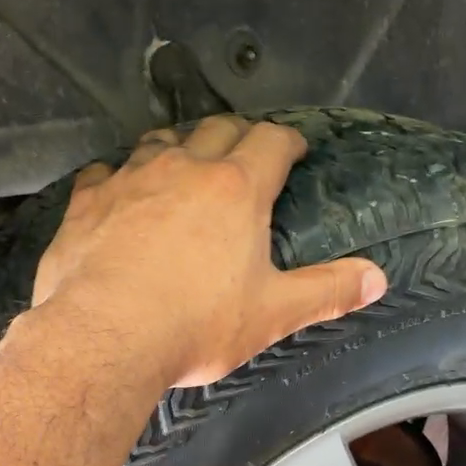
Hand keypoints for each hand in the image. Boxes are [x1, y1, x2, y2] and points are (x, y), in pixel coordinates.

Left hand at [31, 115, 387, 387]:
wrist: (107, 336)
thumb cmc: (199, 324)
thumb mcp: (274, 314)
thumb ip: (327, 292)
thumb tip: (377, 279)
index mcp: (236, 191)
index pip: (271, 143)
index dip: (288, 141)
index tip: (295, 149)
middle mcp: (185, 169)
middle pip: (218, 129)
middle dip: (238, 135)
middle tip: (247, 151)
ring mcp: (131, 178)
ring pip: (161, 141)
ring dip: (180, 146)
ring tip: (187, 163)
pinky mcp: (89, 201)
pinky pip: (107, 171)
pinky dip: (122, 175)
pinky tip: (122, 192)